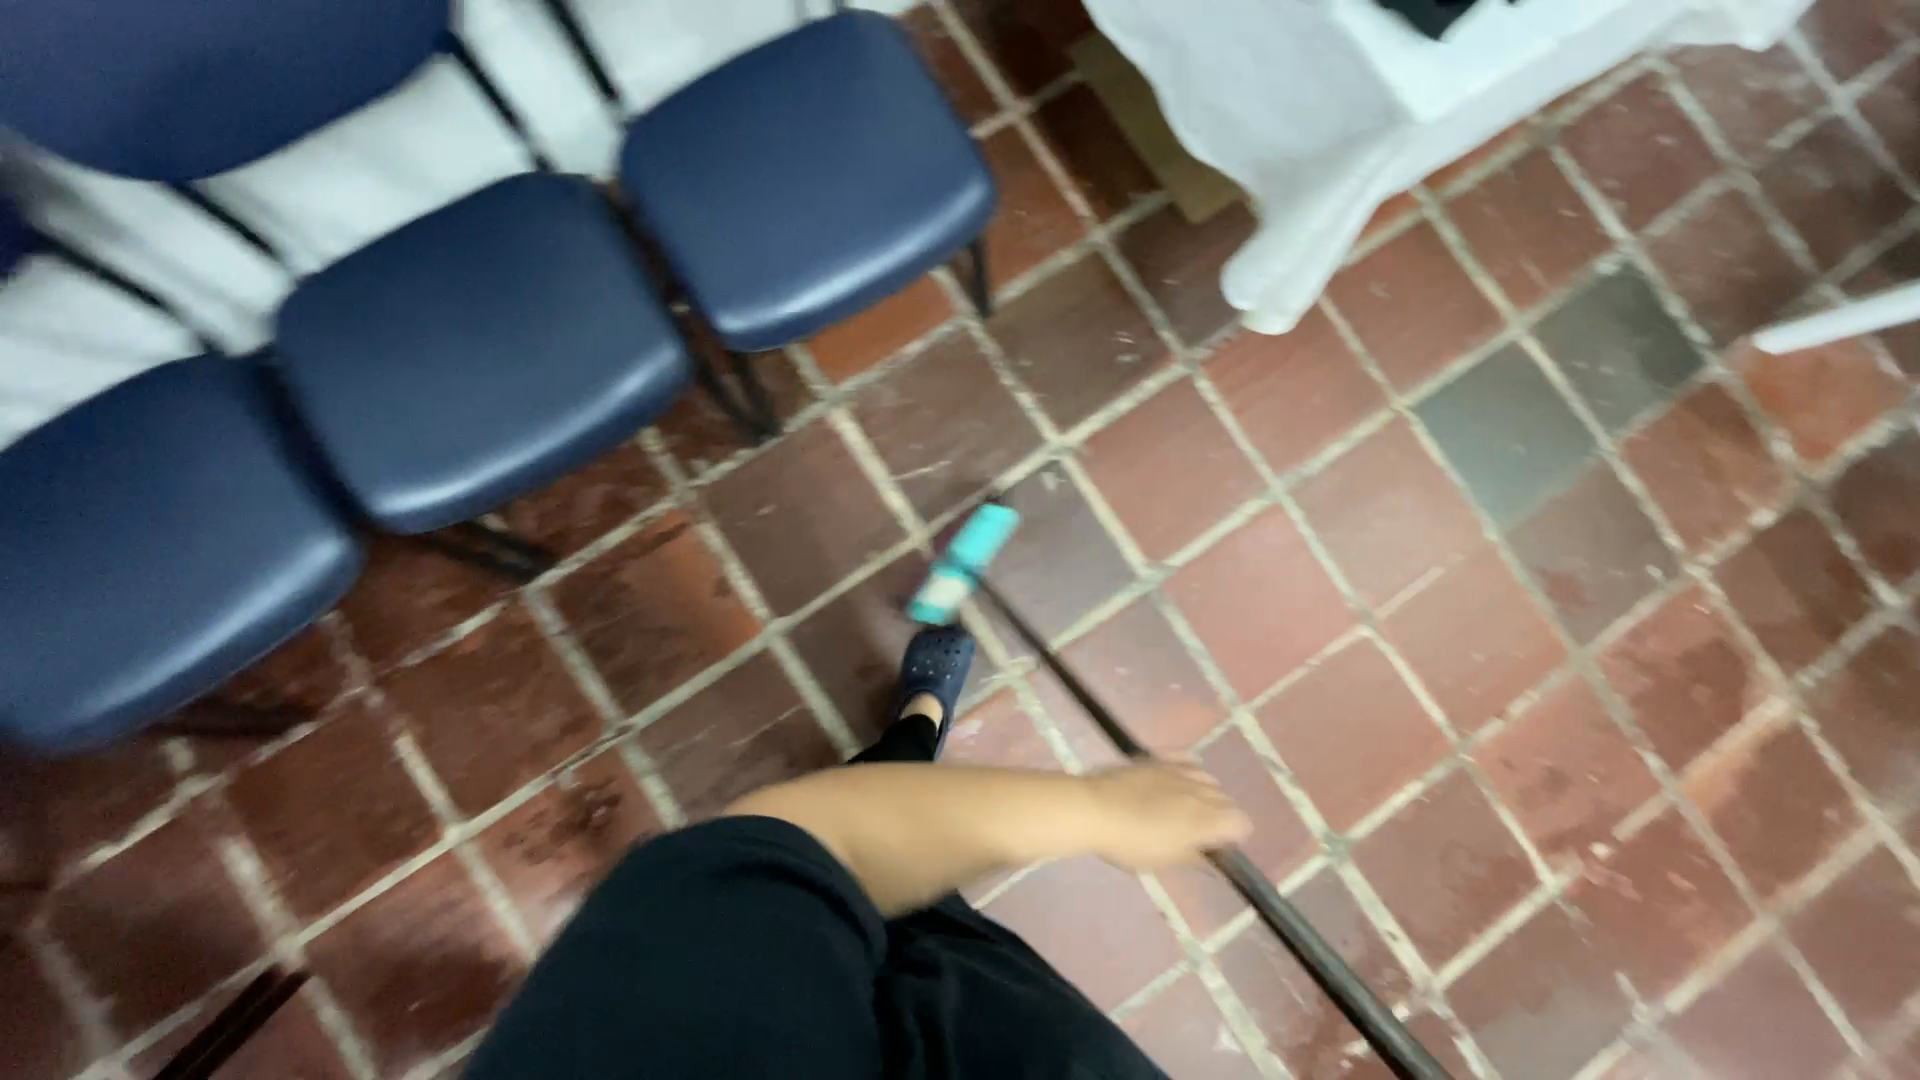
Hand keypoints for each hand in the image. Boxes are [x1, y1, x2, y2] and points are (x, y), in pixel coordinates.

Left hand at [1082, 762, 1251, 870]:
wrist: (1094, 809)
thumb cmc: (1130, 843)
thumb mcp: (1164, 861)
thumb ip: (1193, 857)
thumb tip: (1210, 858)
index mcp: (1206, 819)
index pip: (1241, 823)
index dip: (1234, 836)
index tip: (1217, 847)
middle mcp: (1199, 790)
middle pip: (1226, 800)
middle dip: (1220, 815)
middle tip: (1199, 831)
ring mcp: (1177, 770)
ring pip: (1207, 778)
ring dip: (1204, 792)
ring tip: (1186, 806)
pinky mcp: (1156, 758)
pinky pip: (1183, 758)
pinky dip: (1187, 767)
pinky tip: (1179, 777)